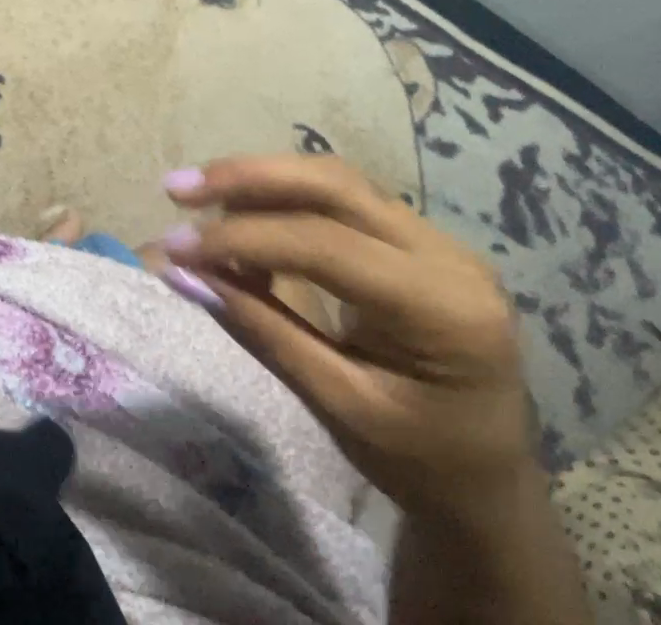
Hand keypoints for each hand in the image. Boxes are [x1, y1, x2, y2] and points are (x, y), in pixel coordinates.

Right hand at [159, 155, 536, 522]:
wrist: (487, 480)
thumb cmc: (417, 459)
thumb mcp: (336, 403)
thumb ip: (262, 330)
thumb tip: (183, 275)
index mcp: (441, 306)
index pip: (325, 244)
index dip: (241, 237)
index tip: (173, 247)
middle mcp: (448, 256)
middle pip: (335, 186)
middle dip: (249, 179)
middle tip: (177, 189)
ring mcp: (438, 243)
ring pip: (337, 183)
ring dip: (261, 183)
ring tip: (197, 201)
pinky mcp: (418, 244)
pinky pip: (344, 204)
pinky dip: (284, 204)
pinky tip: (244, 226)